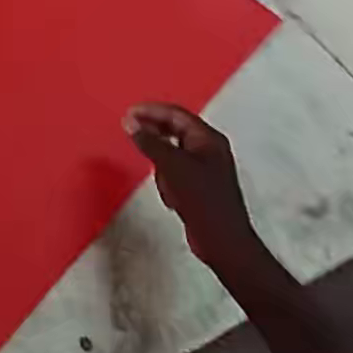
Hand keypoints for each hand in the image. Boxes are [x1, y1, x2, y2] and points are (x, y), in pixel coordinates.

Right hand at [124, 102, 262, 269]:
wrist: (223, 242)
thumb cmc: (203, 199)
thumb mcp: (171, 165)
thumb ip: (149, 141)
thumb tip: (131, 123)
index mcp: (208, 138)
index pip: (175, 114)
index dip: (150, 111)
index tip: (129, 114)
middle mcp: (210, 149)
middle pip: (175, 130)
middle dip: (154, 133)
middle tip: (132, 131)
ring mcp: (206, 167)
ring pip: (173, 151)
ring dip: (161, 159)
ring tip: (157, 171)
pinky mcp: (200, 185)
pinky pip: (176, 170)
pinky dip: (167, 175)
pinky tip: (168, 190)